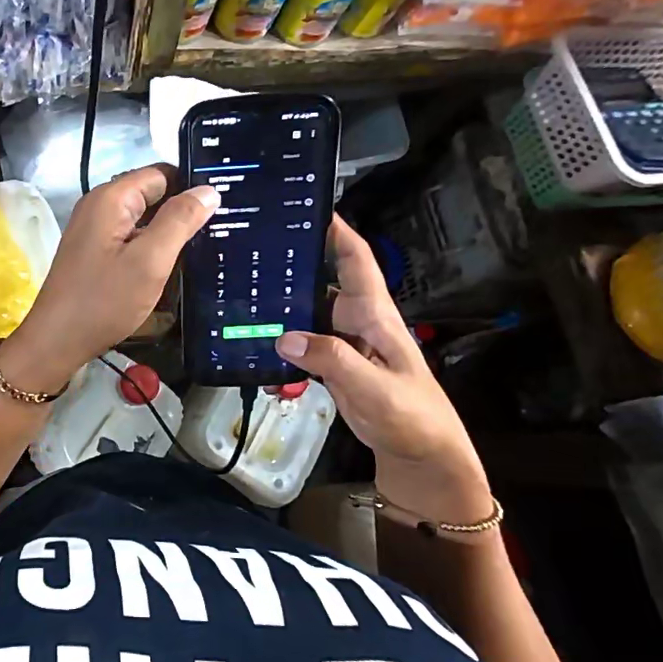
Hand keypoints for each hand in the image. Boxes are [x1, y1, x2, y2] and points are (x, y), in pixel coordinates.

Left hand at [4, 164, 217, 393]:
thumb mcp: (150, 260)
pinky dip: (152, 247)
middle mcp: (100, 206)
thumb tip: (208, 191)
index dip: (191, 185)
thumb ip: (180, 221)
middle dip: (182, 210)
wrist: (57, 341)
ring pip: (143, 218)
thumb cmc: (104, 300)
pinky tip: (171, 266)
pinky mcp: (95, 251)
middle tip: (218, 231)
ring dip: (168, 232)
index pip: (161, 173)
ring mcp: (95, 229)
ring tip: (202, 249)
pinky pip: (132, 237)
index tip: (221, 206)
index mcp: (111, 198)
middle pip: (152, 194)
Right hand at [274, 216, 491, 519]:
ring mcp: (343, 342)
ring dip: (282, 300)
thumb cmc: (411, 416)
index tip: (305, 205)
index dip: (335, 229)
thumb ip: (333, 361)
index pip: (355, 259)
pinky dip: (280, 337)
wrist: (420, 456)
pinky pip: (302, 342)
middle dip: (294, 260)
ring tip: (241, 287)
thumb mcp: (376, 389)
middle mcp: (356, 319)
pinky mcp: (332, 364)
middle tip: (252, 246)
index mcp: (375, 314)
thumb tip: (283, 337)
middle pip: (323, 279)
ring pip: (308, 310)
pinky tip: (252, 336)